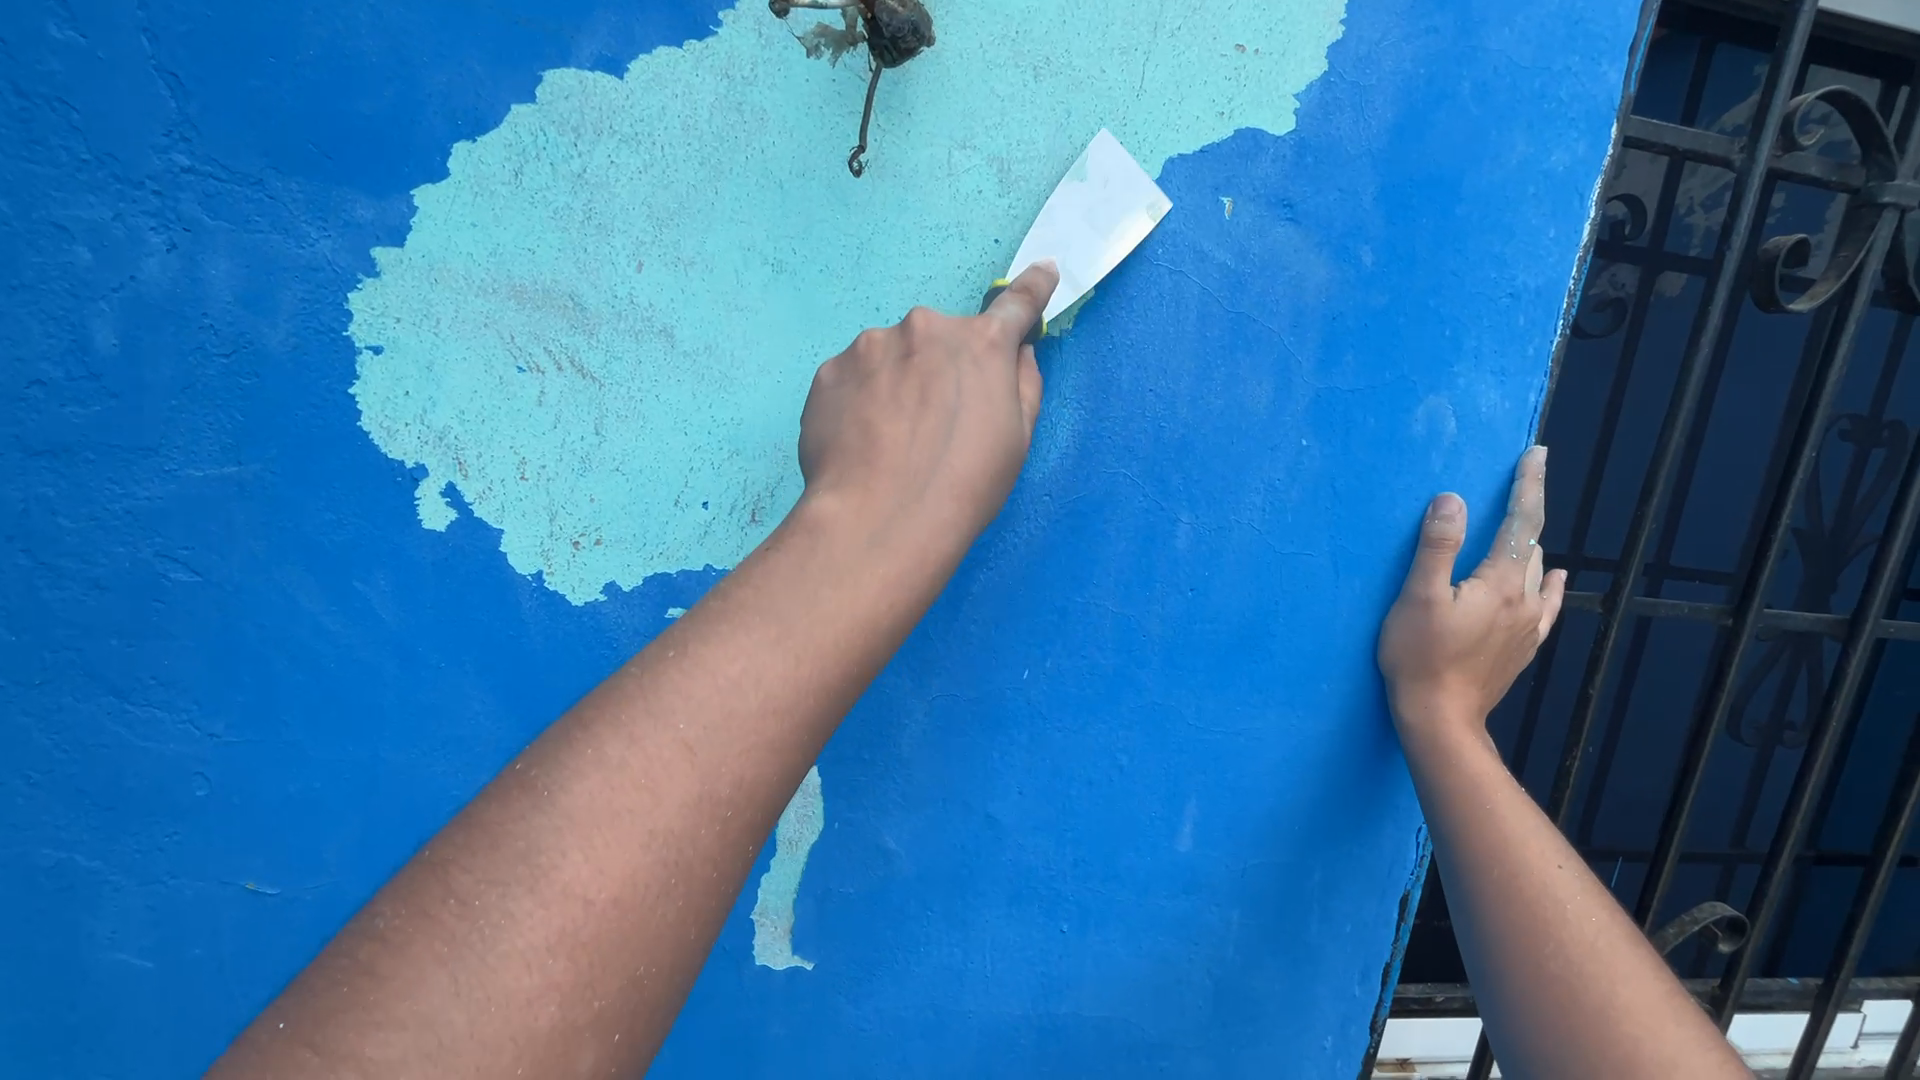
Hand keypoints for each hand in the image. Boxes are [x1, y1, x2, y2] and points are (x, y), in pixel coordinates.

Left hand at [794, 260, 1057, 553]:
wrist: (878, 519)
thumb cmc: (964, 486)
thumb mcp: (1018, 441)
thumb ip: (1024, 385)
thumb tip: (1018, 353)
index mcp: (980, 344)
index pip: (1015, 306)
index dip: (1032, 290)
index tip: (1043, 271)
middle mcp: (924, 329)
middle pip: (939, 341)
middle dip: (940, 369)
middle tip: (933, 424)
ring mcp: (869, 346)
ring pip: (890, 358)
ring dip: (895, 383)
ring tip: (888, 441)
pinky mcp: (828, 372)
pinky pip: (852, 380)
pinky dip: (858, 402)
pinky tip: (859, 443)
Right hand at [1378, 446, 1567, 738]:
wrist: (1441, 715)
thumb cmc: (1420, 655)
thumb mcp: (1417, 597)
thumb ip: (1437, 547)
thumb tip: (1453, 499)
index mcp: (1500, 583)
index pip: (1520, 522)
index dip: (1528, 486)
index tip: (1536, 454)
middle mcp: (1526, 599)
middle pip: (1530, 544)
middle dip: (1525, 511)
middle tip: (1514, 486)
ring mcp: (1529, 625)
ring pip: (1537, 572)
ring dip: (1528, 545)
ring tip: (1515, 528)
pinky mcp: (1524, 645)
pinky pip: (1548, 604)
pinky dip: (1551, 584)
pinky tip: (1556, 578)